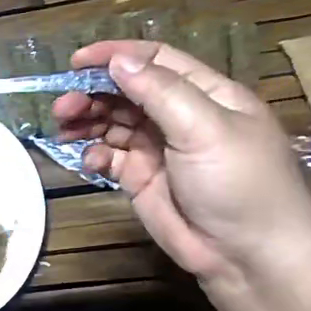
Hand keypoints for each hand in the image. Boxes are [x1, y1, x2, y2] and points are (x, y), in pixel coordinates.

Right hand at [53, 40, 310, 284]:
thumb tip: (118, 61)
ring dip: (86, 121)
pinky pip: (109, 158)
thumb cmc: (239, 183)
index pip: (155, 61)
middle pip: (126, 92)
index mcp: (205, 94)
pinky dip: (94, 155)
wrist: (248, 254)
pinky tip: (90, 161)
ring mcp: (158, 149)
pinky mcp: (140, 179)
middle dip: (92, 93)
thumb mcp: (205, 129)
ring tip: (64, 128)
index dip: (117, 56)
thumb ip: (160, 93)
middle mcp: (179, 116)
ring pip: (112, 123)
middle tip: (63, 105)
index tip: (76, 61)